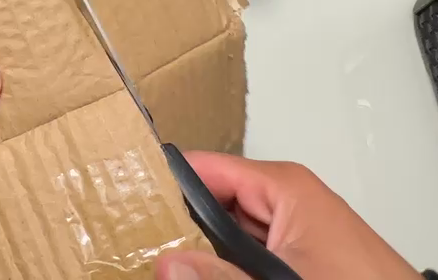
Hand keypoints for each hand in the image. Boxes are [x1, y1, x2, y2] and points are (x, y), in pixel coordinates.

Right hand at [154, 153, 418, 279]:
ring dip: (209, 256)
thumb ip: (221, 277)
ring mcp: (300, 230)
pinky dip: (235, 268)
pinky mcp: (310, 259)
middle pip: (213, 203)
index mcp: (281, 185)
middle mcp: (288, 198)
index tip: (127, 204)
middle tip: (150, 251)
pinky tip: (216, 276)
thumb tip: (165, 264)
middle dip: (183, 231)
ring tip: (177, 266)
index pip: (200, 168)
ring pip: (233, 235)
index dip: (162, 187)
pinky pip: (257, 254)